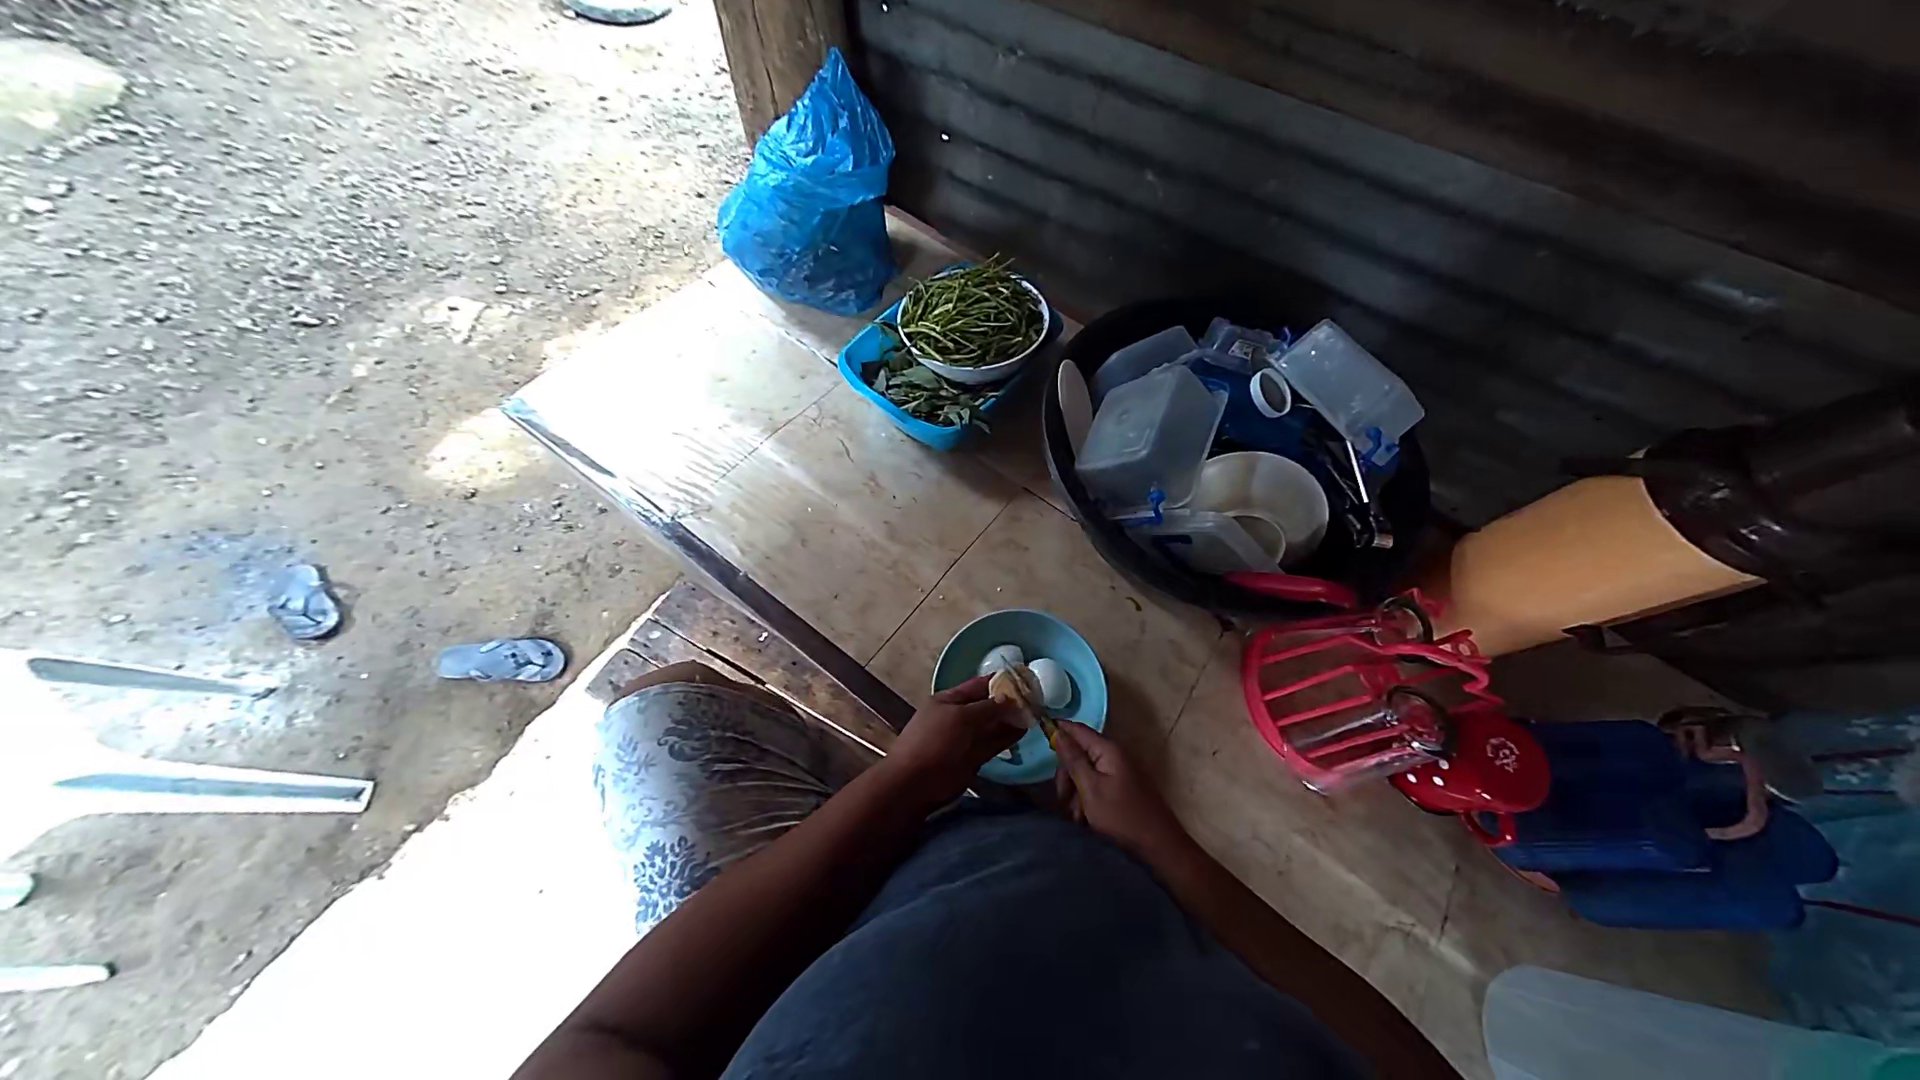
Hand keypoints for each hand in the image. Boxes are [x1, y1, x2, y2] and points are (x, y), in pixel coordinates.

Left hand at [880, 676, 1027, 803]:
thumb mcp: (960, 717)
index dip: (998, 681)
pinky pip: (992, 743)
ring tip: (1034, 713)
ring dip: (1010, 719)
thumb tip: (1009, 699)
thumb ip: (987, 708)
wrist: (915, 783)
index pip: (977, 686)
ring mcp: (965, 739)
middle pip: (986, 706)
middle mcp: (957, 717)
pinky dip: (1007, 737)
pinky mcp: (972, 759)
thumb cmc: (934, 742)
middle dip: (1008, 701)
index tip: (1022, 678)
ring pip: (992, 726)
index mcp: (948, 700)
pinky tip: (1023, 730)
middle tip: (1034, 698)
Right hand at [1053, 720, 1191, 860]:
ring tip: (1076, 816)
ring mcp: (1120, 772)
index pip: (1077, 729)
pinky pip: (1097, 786)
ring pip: (1086, 773)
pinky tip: (1086, 819)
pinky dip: (1088, 799)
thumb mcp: (1090, 788)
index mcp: (1108, 750)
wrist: (1158, 846)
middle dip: (1067, 775)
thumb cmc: (1121, 817)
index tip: (1040, 741)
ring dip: (1076, 792)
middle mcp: (1114, 756)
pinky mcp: (1122, 788)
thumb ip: (1073, 759)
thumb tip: (1058, 731)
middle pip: (1080, 754)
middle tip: (1062, 798)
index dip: (1058, 731)